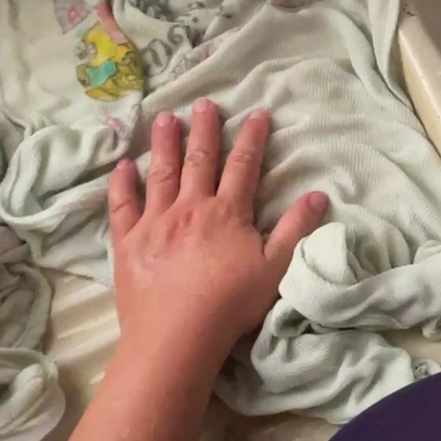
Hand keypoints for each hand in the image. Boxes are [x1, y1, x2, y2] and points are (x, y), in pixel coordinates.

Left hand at [108, 100, 327, 375]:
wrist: (177, 336)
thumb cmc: (232, 302)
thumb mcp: (276, 266)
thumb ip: (296, 228)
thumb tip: (318, 194)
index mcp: (228, 212)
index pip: (243, 166)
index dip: (252, 138)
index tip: (257, 114)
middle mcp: (191, 208)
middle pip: (199, 161)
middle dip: (204, 130)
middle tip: (203, 104)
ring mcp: (155, 223)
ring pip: (160, 174)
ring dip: (163, 144)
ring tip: (164, 118)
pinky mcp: (128, 243)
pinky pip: (122, 206)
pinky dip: (122, 184)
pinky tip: (122, 166)